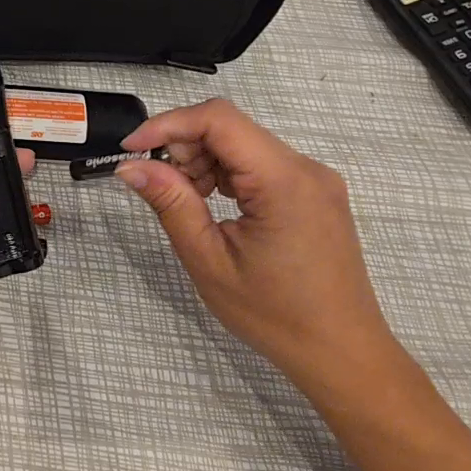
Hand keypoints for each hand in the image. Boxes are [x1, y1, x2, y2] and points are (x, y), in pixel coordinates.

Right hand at [115, 99, 396, 387]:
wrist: (341, 351)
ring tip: (184, 204)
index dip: (167, 124)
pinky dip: (224, 174)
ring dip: (201, 161)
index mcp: (284, 181)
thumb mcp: (208, 260)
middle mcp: (305, 168)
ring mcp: (313, 179)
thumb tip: (130, 166)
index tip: (131, 150)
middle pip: (230, 128)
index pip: (219, 120)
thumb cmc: (274, 314)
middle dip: (182, 146)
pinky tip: (210, 205)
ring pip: (242, 144)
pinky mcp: (312, 193)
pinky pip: (258, 164)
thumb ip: (171, 203)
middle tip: (156, 187)